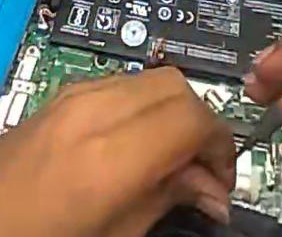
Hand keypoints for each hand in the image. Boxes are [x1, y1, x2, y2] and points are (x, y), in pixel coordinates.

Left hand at [0, 66, 234, 236]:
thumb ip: (163, 202)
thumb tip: (210, 189)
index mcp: (106, 155)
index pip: (190, 116)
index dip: (220, 145)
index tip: (223, 181)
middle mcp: (92, 108)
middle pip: (174, 85)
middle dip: (199, 123)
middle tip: (203, 174)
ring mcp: (71, 95)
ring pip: (148, 79)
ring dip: (172, 113)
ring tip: (172, 165)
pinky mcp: (57, 96)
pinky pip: (118, 85)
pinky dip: (142, 108)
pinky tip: (137, 148)